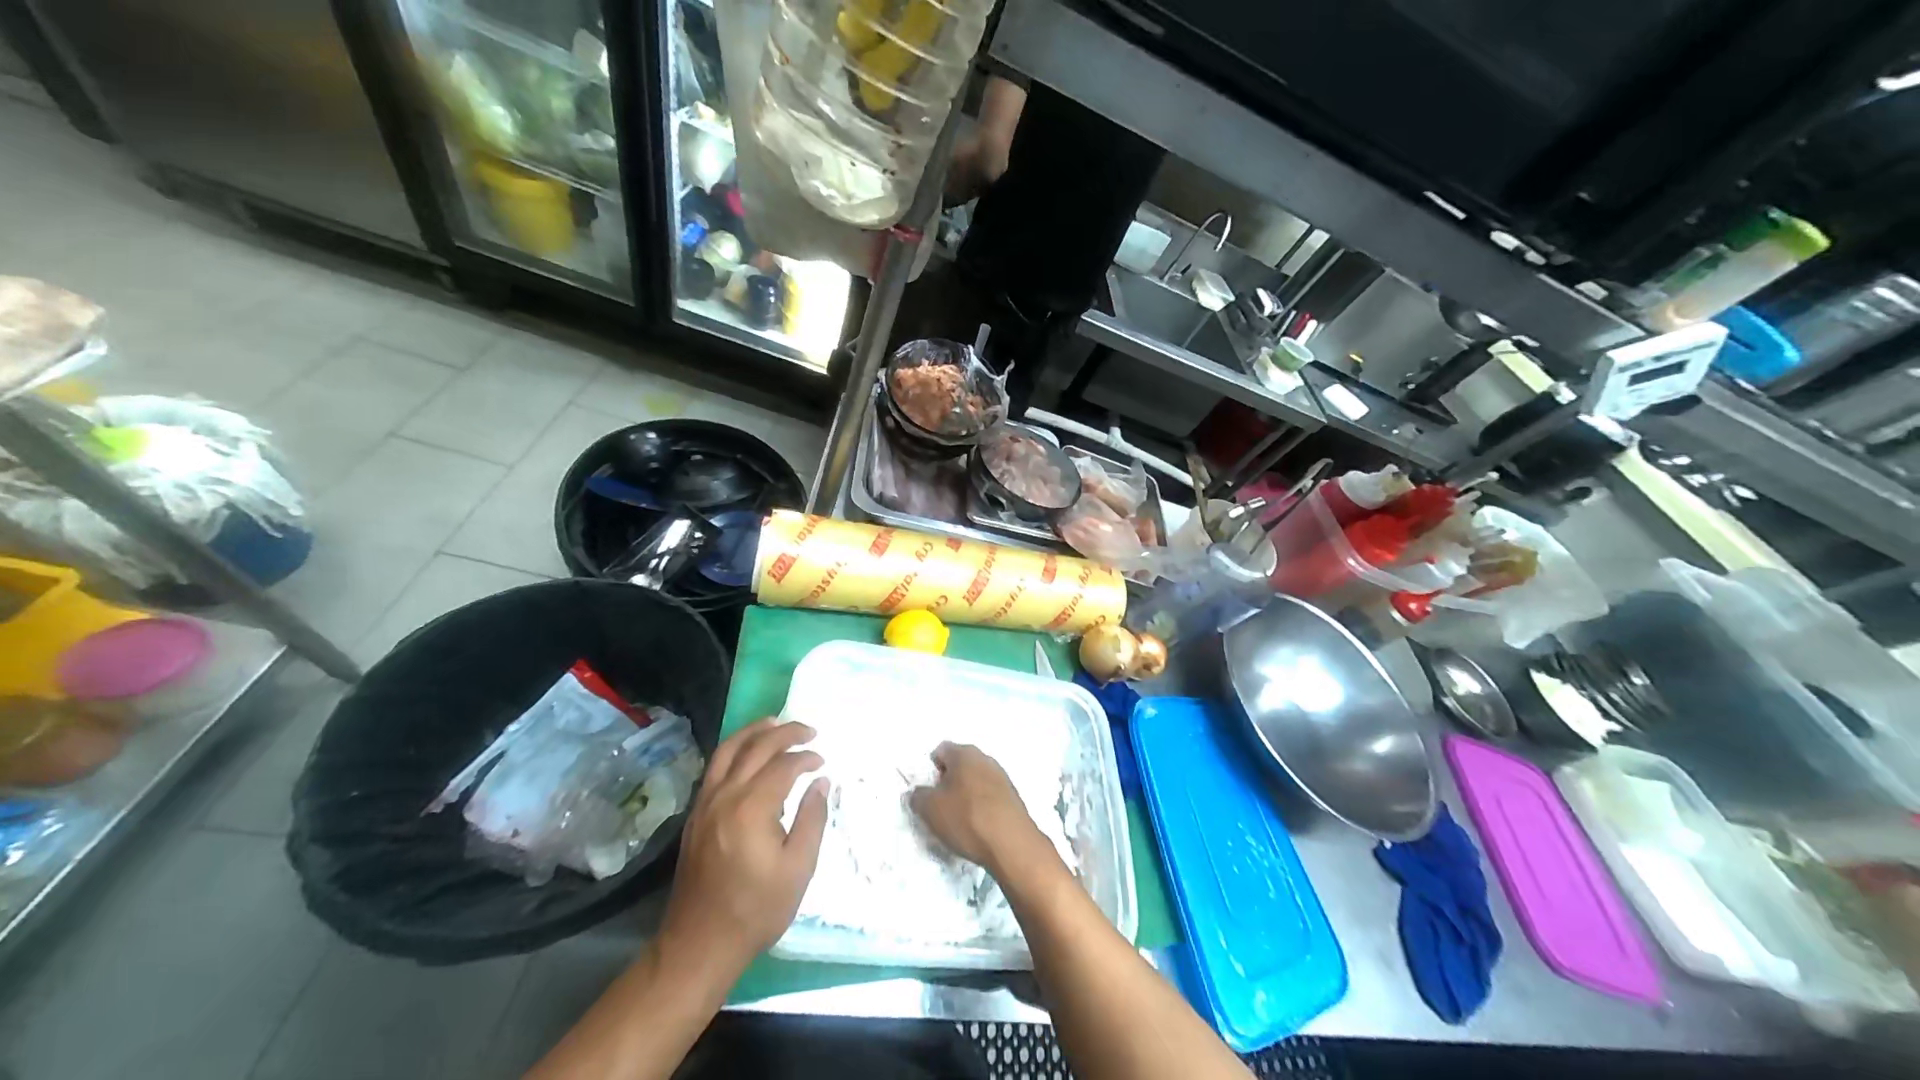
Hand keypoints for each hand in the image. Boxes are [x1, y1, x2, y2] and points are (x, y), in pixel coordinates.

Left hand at [659, 718, 828, 974]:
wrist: (700, 943)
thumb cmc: (756, 910)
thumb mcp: (798, 869)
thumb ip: (812, 819)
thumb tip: (820, 783)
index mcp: (751, 808)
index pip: (783, 765)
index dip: (806, 758)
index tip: (823, 762)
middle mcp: (724, 796)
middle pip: (755, 748)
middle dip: (784, 733)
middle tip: (808, 730)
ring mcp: (704, 804)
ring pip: (727, 751)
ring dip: (753, 732)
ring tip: (775, 723)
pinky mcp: (695, 816)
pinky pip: (714, 768)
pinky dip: (734, 751)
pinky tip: (747, 754)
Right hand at [909, 742, 1051, 878]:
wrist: (1012, 844)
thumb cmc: (966, 819)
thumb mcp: (930, 809)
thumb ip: (918, 796)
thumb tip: (919, 792)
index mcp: (964, 753)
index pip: (940, 750)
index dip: (930, 769)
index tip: (928, 792)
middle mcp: (985, 759)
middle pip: (960, 765)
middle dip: (948, 782)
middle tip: (940, 807)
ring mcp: (1003, 778)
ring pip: (976, 781)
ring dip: (966, 795)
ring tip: (960, 821)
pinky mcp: (1014, 798)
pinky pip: (990, 797)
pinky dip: (982, 807)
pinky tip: (978, 827)